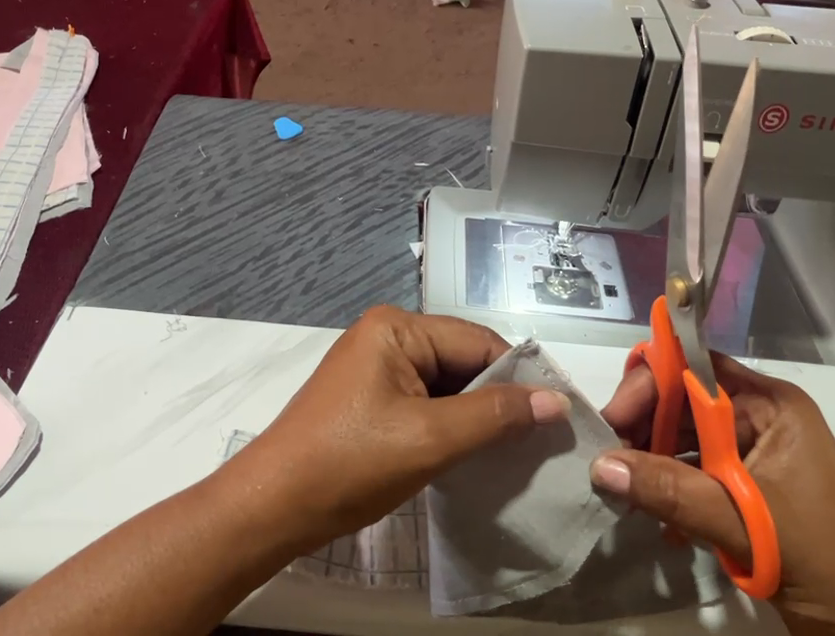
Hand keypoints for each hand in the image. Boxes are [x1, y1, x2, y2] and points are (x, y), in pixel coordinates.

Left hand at [224, 306, 568, 552]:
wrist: (274, 506)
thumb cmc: (351, 463)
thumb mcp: (431, 439)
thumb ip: (494, 415)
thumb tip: (556, 400)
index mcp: (397, 328)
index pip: (478, 342)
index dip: (520, 377)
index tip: (559, 415)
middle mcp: (387, 336)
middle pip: (463, 360)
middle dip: (499, 397)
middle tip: (543, 439)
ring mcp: (376, 368)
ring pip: (447, 384)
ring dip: (477, 415)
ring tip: (517, 450)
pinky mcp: (371, 398)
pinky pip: (426, 401)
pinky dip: (451, 425)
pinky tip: (475, 453)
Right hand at [592, 355, 834, 635]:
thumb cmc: (829, 561)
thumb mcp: (745, 522)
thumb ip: (670, 491)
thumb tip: (600, 465)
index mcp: (769, 406)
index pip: (692, 367)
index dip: (648, 383)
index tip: (611, 421)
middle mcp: (759, 420)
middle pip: (682, 403)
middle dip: (643, 429)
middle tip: (610, 464)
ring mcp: (754, 458)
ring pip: (684, 442)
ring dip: (652, 466)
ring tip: (625, 498)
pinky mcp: (749, 495)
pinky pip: (695, 476)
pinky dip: (671, 494)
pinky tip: (657, 524)